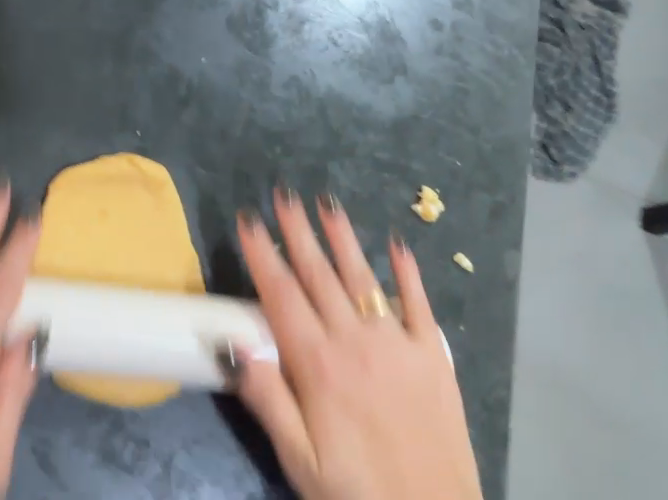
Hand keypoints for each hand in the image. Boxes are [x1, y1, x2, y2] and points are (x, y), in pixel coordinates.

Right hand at [228, 189, 480, 499]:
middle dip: (298, 233)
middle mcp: (355, 341)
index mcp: (317, 365)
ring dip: (343, 239)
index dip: (262, 256)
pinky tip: (397, 244)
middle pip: (319, 276)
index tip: (248, 223)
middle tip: (283, 196)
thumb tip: (234, 342)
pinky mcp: (433, 355)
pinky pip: (419, 303)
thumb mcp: (299, 459)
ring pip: (363, 278)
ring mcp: (398, 343)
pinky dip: (407, 271)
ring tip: (327, 204)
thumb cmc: (355, 491)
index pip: (281, 296)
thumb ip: (267, 398)